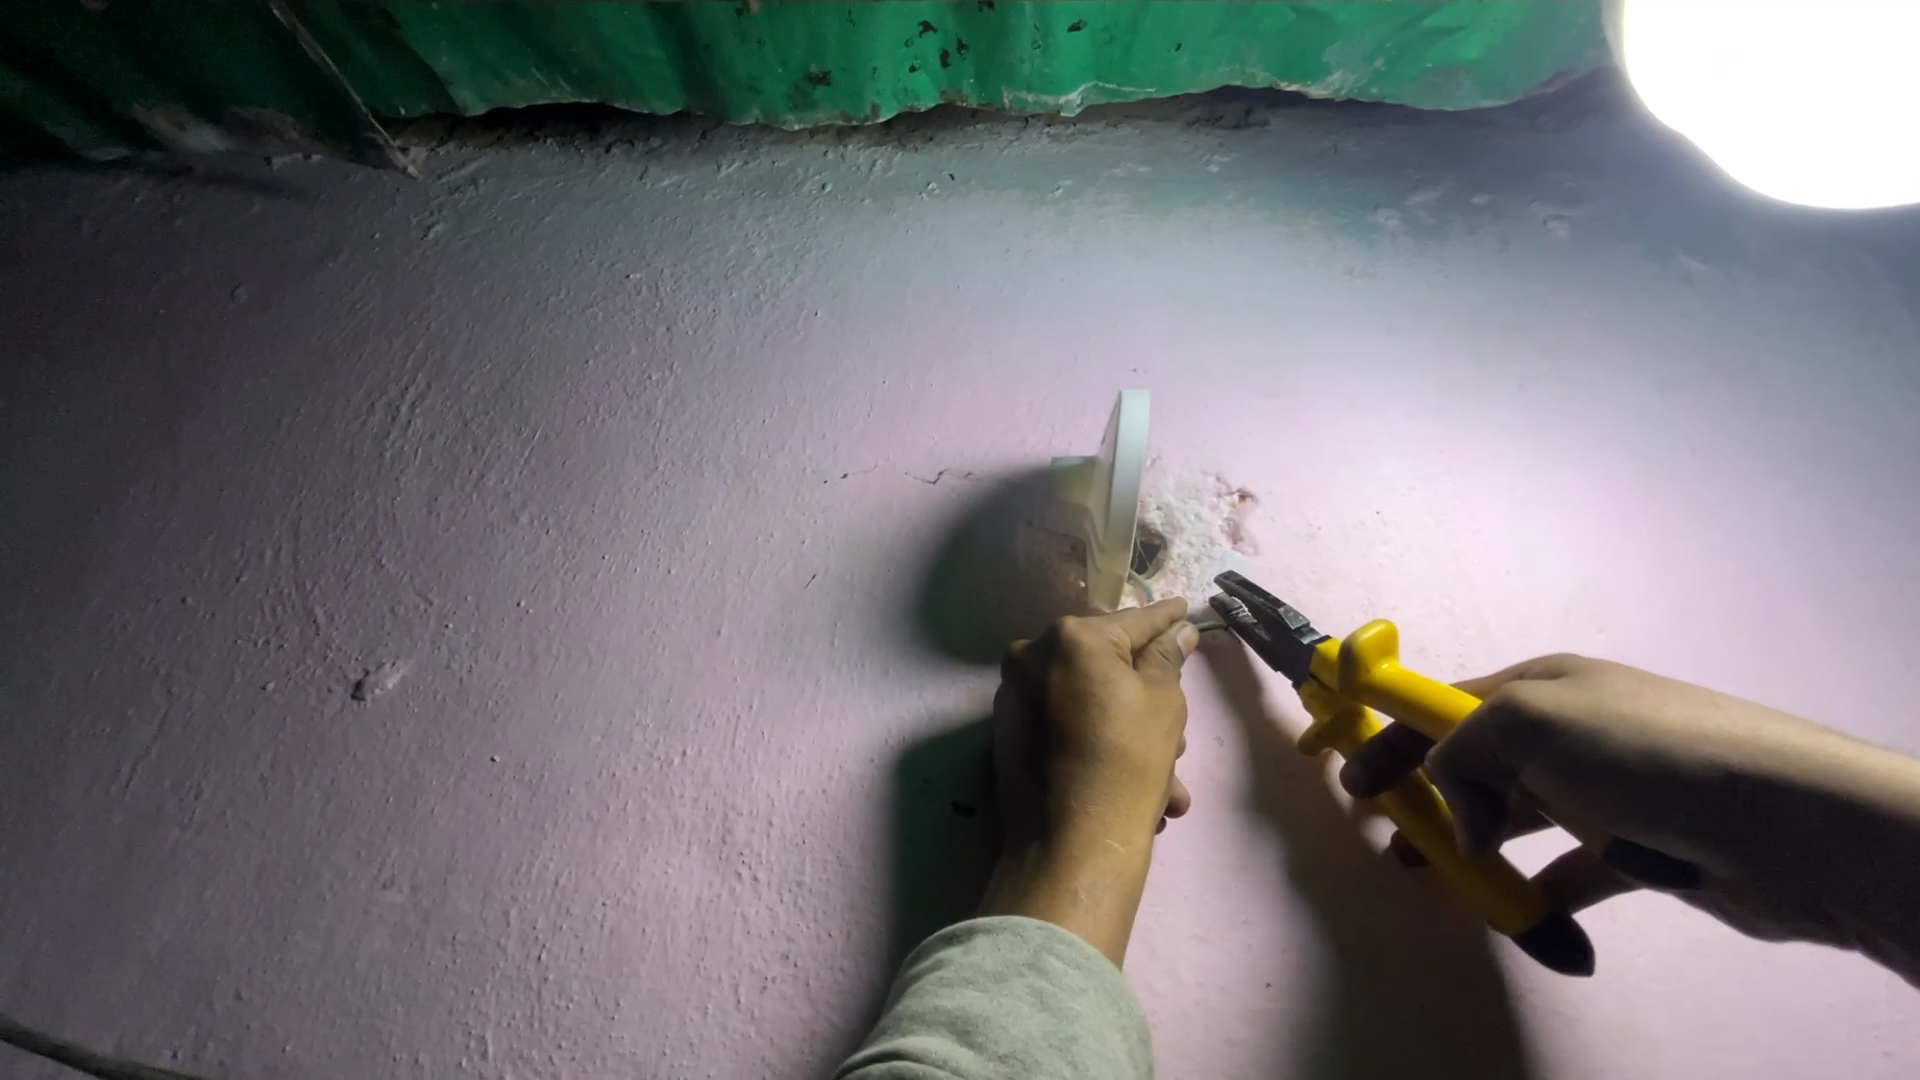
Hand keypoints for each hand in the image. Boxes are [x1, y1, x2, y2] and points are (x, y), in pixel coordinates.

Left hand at [980, 598, 1199, 965]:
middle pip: (1105, 664)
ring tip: (1166, 776)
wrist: (1070, 841)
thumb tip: (1178, 630)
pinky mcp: (1009, 729)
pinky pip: (1064, 722)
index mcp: (1070, 637)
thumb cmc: (1127, 759)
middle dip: (1147, 695)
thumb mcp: (1163, 701)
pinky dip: (1096, 739)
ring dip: (1128, 730)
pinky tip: (1137, 782)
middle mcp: (1031, 655)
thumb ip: (1167, 656)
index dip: (1166, 618)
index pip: (1133, 621)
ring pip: (1087, 699)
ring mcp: (1015, 693)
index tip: (1183, 609)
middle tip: (1179, 730)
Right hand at [1343, 653, 1919, 972]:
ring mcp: (1597, 791)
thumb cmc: (1643, 755)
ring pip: (1509, 819)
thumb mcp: (1528, 724)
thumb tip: (1459, 817)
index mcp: (1534, 690)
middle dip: (1422, 798)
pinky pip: (1566, 871)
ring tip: (1440, 880)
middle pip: (1467, 765)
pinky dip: (1538, 894)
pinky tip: (1524, 920)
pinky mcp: (1634, 848)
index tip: (1349, 777)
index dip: (1388, 735)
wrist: (1801, 826)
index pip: (1438, 707)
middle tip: (1391, 837)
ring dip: (1471, 849)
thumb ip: (1459, 754)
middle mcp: (1560, 734)